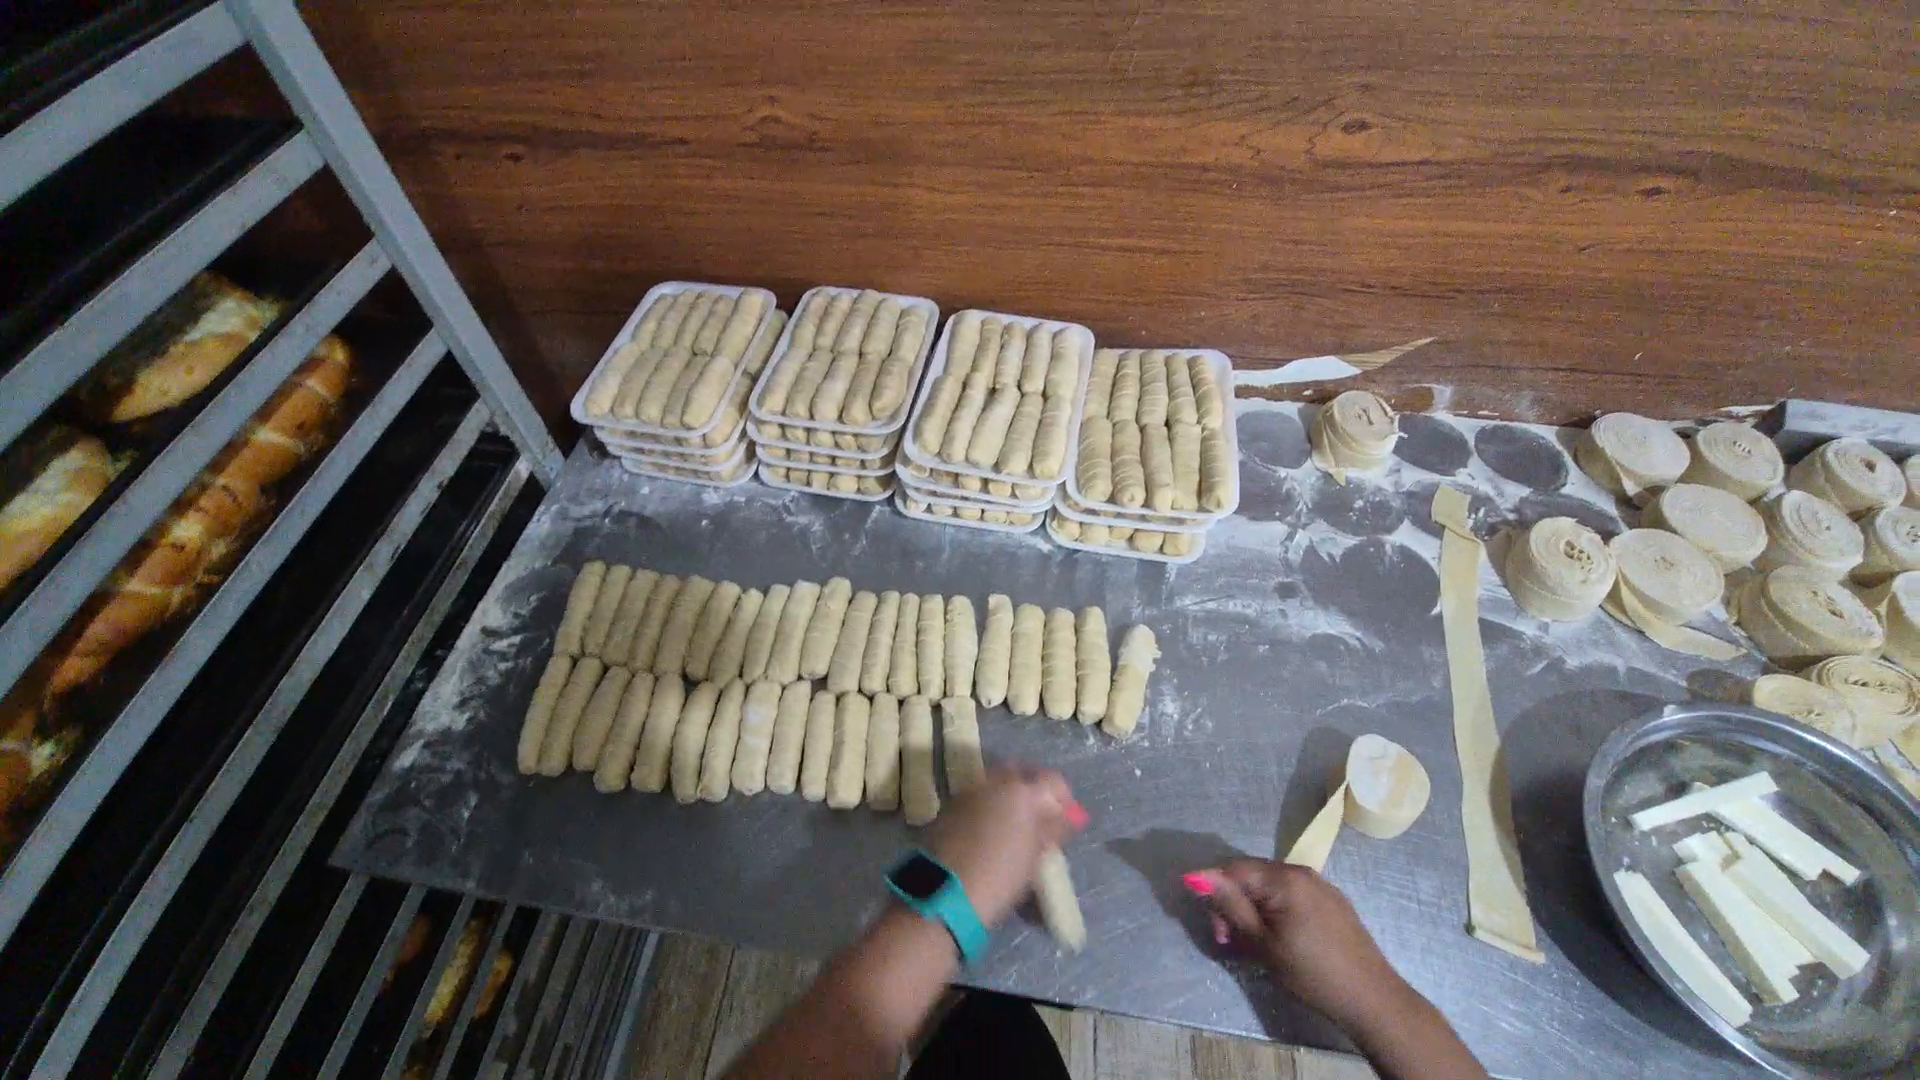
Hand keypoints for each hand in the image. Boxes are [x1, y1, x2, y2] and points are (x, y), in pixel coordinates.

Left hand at [924, 766, 1085, 926]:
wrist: (947, 891)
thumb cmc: (1001, 874)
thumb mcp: (1036, 855)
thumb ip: (1054, 828)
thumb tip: (1067, 815)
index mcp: (1022, 790)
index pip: (1053, 780)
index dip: (1063, 797)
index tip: (1066, 817)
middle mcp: (994, 780)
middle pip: (1021, 773)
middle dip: (1034, 789)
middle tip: (1040, 817)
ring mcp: (969, 790)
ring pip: (996, 782)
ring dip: (1009, 796)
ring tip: (1015, 826)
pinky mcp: (950, 805)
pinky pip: (977, 796)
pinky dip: (988, 806)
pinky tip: (990, 831)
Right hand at [1187, 860, 1410, 1032]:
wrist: (1373, 1000)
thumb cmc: (1312, 973)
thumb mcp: (1263, 943)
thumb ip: (1231, 905)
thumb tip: (1198, 874)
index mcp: (1283, 878)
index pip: (1233, 869)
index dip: (1216, 895)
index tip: (1218, 931)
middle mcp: (1301, 872)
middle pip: (1252, 876)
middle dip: (1235, 904)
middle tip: (1232, 942)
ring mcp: (1321, 885)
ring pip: (1272, 887)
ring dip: (1255, 909)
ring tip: (1256, 944)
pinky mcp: (1333, 901)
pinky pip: (1293, 895)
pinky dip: (1278, 911)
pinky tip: (1283, 939)